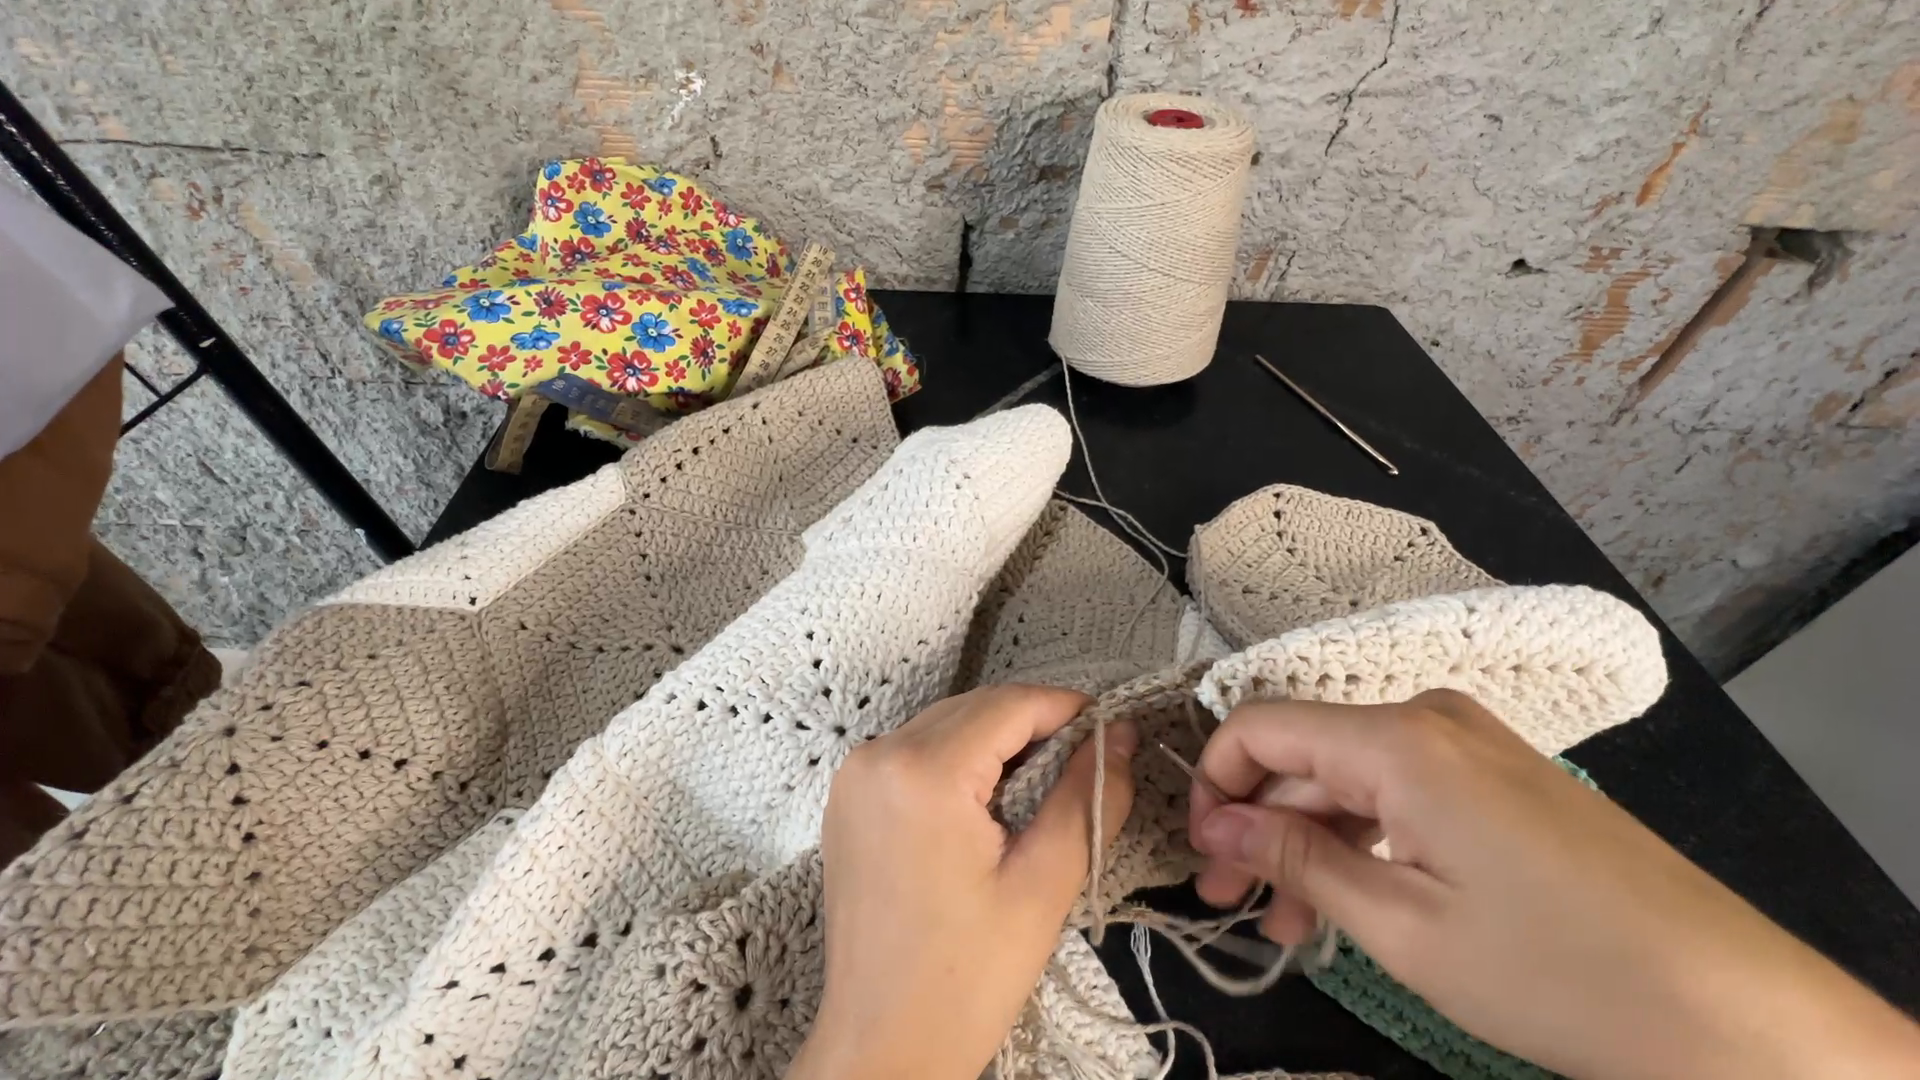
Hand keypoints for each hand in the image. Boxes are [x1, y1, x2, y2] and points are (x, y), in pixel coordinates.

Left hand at [788, 685, 1136, 1079]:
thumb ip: (1088, 796)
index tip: (1109, 728)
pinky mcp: (847, 797)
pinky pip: (914, 750)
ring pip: (944, 724)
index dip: (1065, 707)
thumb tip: (1118, 733)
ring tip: (1043, 781)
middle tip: (1084, 759)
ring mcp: (854, 774)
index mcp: (923, 772)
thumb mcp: (1044, 884)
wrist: (880, 1046)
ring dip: (996, 739)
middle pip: (974, 708)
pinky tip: (988, 798)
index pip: (1007, 705)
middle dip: (1033, 722)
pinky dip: (958, 757)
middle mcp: (878, 754)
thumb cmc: (969, 978)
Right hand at [1188, 689, 1919, 1079]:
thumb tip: (1215, 819)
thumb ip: (1296, 856)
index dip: (1213, 780)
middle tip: (1227, 899)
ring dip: (1306, 841)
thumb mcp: (1403, 926)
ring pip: (1348, 779)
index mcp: (1398, 740)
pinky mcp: (1496, 778)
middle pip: (1304, 755)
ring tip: (1281, 923)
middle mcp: (1427, 719)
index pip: (1261, 726)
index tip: (1200, 848)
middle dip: (1256, 823)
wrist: (1743, 1015)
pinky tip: (1343, 903)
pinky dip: (1359, 841)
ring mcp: (1468, 745)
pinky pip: (1397, 793)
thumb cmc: (1555, 970)